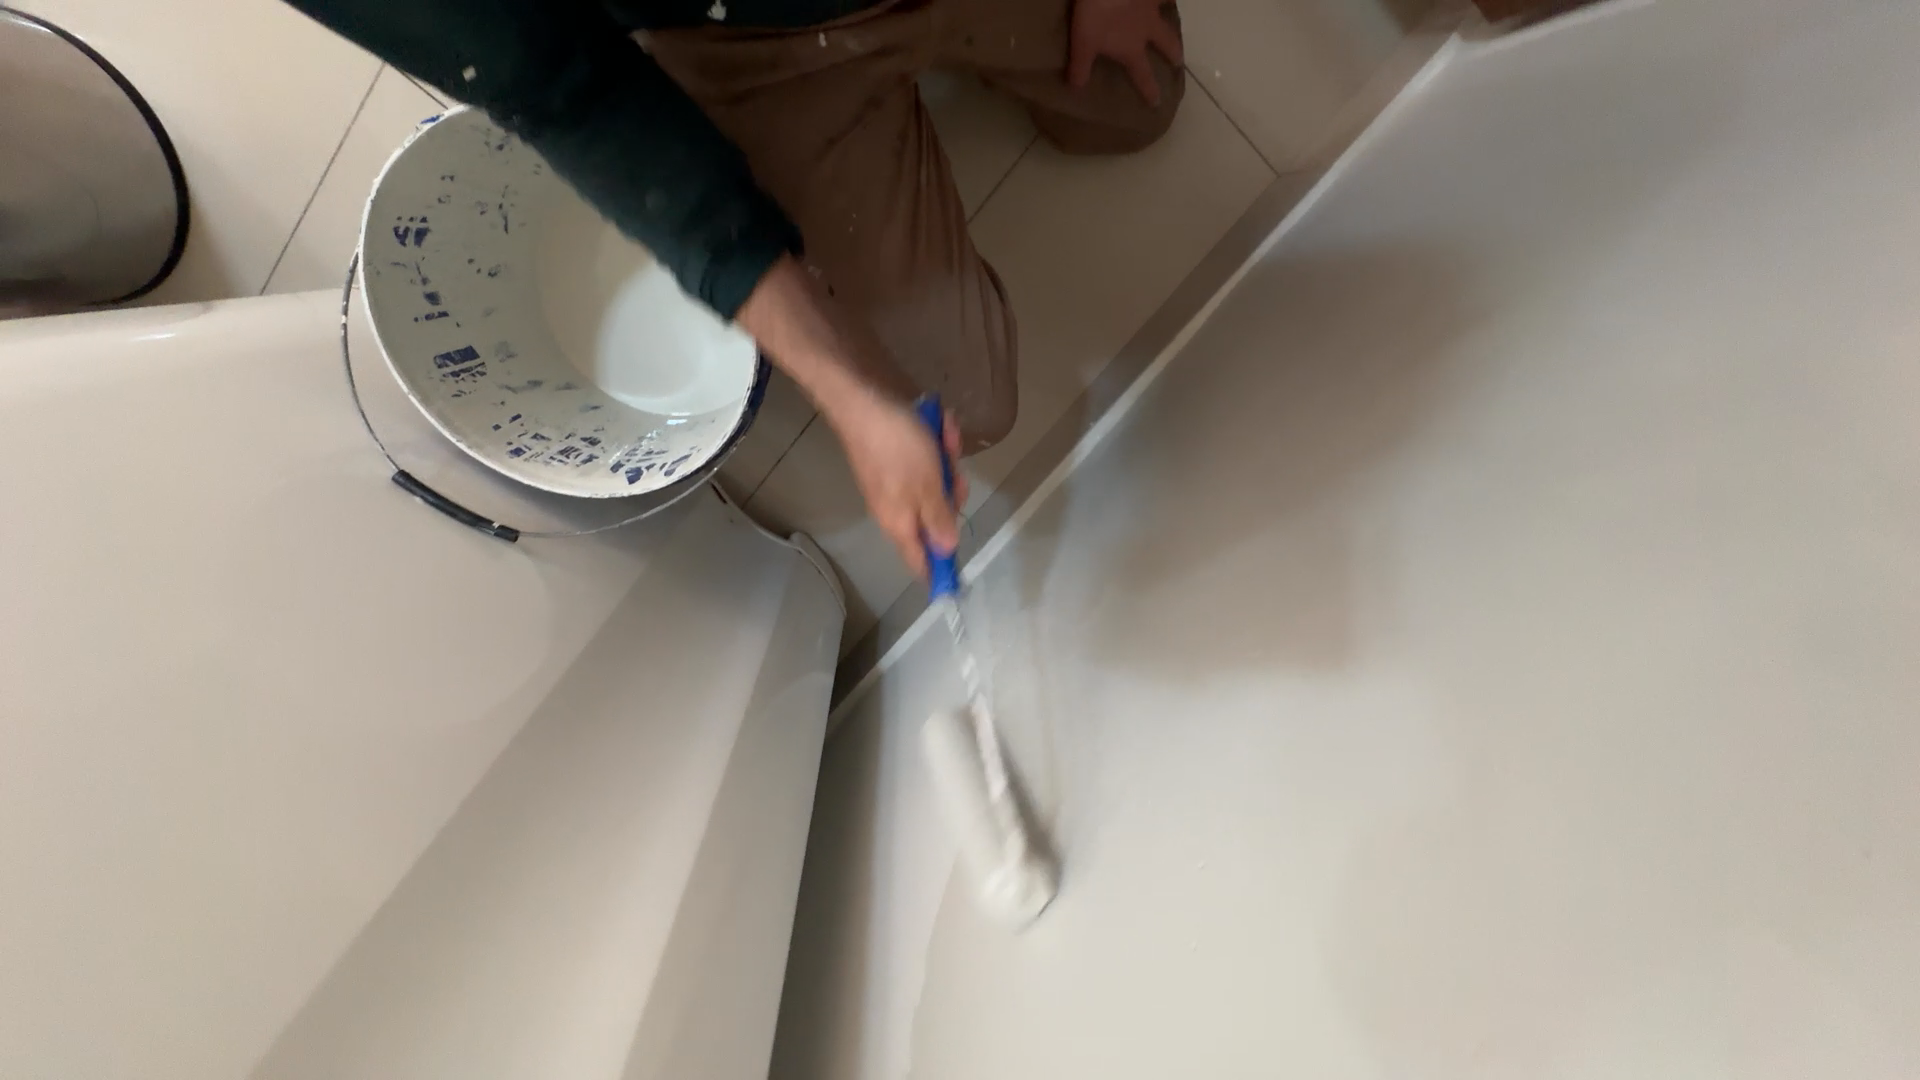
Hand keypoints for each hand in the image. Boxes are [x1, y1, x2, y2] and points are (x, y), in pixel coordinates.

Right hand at [829, 396, 968, 578]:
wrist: (861, 401)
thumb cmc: (898, 448)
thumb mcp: (928, 486)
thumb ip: (939, 519)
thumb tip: (947, 549)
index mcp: (899, 523)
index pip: (918, 560)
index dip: (938, 568)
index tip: (957, 575)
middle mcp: (895, 508)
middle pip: (934, 516)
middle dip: (951, 493)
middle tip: (957, 473)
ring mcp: (894, 482)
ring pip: (933, 484)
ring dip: (946, 461)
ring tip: (947, 436)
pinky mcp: (894, 459)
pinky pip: (923, 461)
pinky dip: (934, 445)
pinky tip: (940, 425)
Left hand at [1068, 0, 1182, 106]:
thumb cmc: (1097, 12)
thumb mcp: (1083, 43)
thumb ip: (1080, 67)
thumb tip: (1076, 90)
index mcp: (1132, 47)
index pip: (1143, 74)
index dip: (1150, 89)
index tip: (1157, 103)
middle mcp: (1148, 27)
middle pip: (1166, 42)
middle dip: (1173, 53)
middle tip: (1179, 62)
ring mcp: (1151, 2)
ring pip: (1167, 11)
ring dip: (1172, 16)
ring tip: (1173, 17)